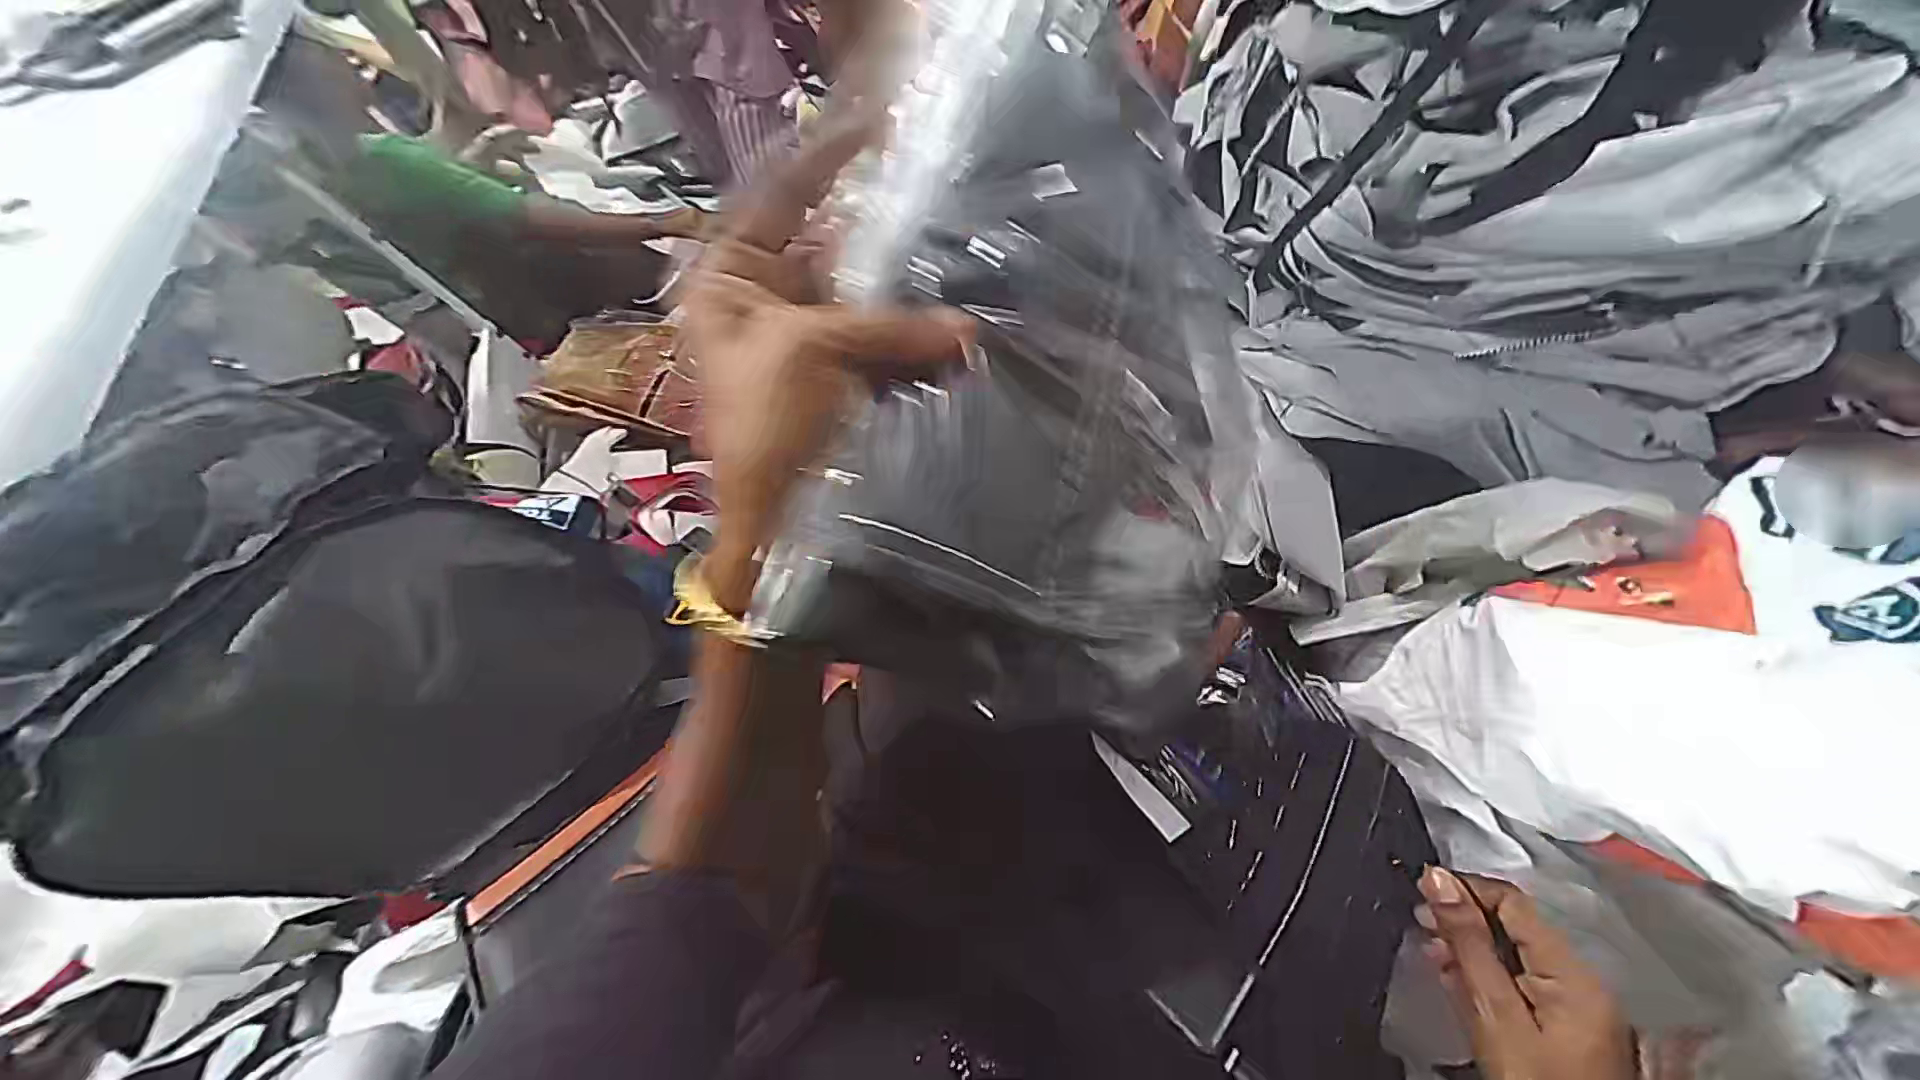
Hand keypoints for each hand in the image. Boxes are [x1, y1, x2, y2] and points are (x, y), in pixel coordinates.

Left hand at [679, 114, 971, 610]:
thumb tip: (970, 329)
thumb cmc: (765, 426)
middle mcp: (771, 304)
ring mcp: (812, 345)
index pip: (779, 199)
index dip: (824, 163)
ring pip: (868, 302)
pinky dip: (919, 342)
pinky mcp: (845, 382)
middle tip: (944, 209)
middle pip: (834, 253)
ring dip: (910, 294)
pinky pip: (886, 348)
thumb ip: (890, 325)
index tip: (875, 130)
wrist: (774, 523)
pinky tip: (958, 329)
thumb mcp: (813, 351)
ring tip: (963, 262)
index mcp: (732, 280)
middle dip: (887, 240)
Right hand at [1419, 867, 1635, 1079]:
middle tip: (1423, 923)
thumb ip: (1466, 939)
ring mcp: (1578, 1005)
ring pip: (1512, 949)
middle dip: (1463, 917)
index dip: (1464, 888)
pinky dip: (1485, 971)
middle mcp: (1582, 982)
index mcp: (1572, 974)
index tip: (1422, 893)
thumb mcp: (1492, 1009)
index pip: (1512, 900)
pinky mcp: (1566, 1024)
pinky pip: (1519, 976)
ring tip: (1436, 954)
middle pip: (1513, 923)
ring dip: (1469, 944)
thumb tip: (1438, 879)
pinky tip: (1459, 980)